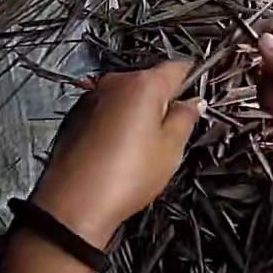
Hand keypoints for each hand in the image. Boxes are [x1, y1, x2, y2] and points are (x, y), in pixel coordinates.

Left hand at [31, 61, 202, 248]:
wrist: (74, 205)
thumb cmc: (129, 175)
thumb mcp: (170, 149)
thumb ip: (185, 117)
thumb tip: (193, 102)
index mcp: (144, 84)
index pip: (177, 67)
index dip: (192, 79)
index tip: (197, 98)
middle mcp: (116, 82)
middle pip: (151, 80)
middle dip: (164, 100)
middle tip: (172, 132)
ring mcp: (94, 96)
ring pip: (129, 95)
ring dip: (140, 111)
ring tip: (144, 147)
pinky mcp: (77, 114)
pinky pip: (109, 108)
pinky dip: (119, 121)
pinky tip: (120, 150)